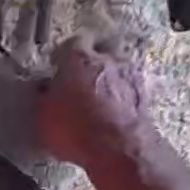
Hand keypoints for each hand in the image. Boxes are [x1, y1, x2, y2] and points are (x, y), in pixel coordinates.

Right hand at [39, 33, 150, 168]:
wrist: (119, 146)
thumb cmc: (74, 129)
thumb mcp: (43, 116)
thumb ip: (43, 96)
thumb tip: (43, 87)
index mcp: (79, 59)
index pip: (71, 42)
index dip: (62, 54)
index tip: (55, 67)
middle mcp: (108, 58)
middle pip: (103, 44)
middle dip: (94, 53)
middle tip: (82, 70)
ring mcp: (131, 71)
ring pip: (121, 59)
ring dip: (111, 69)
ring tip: (101, 86)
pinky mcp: (146, 89)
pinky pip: (132, 79)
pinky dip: (123, 86)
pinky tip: (115, 102)